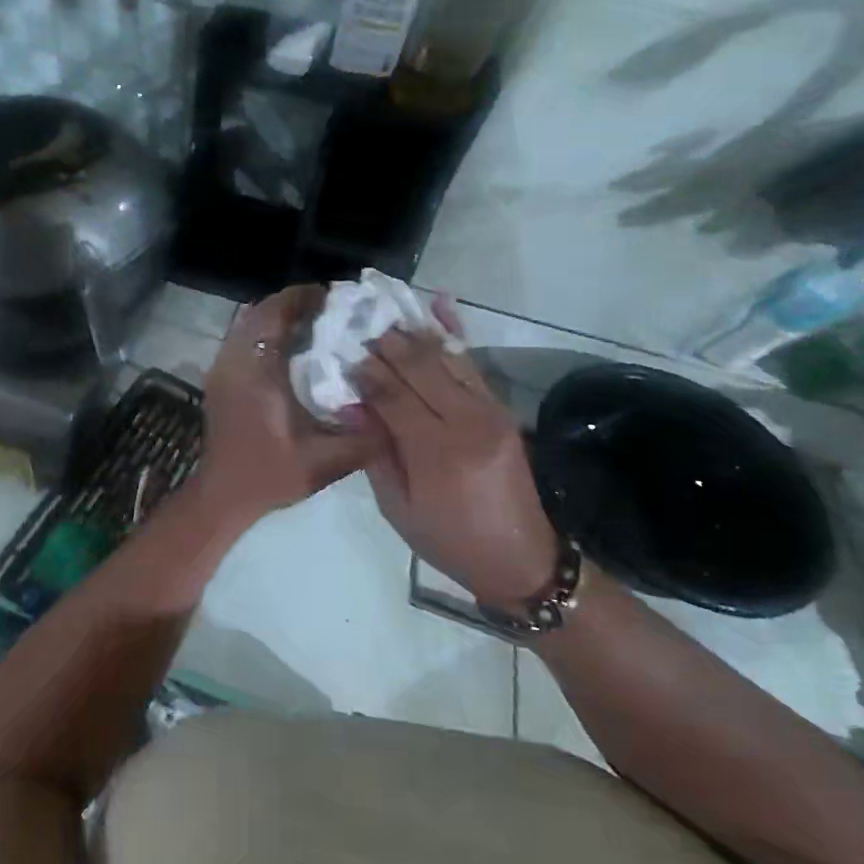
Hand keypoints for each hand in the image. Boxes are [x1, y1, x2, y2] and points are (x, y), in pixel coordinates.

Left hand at [192, 285, 379, 521]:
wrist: (222, 496)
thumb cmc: (269, 476)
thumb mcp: (325, 462)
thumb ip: (364, 437)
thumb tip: (396, 408)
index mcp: (257, 370)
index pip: (277, 311)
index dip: (307, 297)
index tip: (339, 299)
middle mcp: (234, 360)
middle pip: (262, 310)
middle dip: (297, 305)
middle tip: (334, 313)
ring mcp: (222, 368)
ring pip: (249, 324)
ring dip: (281, 319)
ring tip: (318, 328)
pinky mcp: (220, 380)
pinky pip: (244, 340)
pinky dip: (268, 335)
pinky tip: (294, 355)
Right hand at [354, 305, 560, 607]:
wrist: (520, 557)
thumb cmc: (448, 542)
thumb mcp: (399, 509)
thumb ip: (376, 453)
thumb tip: (352, 406)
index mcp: (436, 452)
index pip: (392, 395)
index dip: (366, 372)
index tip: (343, 353)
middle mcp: (466, 422)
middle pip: (420, 367)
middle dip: (388, 343)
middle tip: (359, 324)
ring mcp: (491, 411)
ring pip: (448, 357)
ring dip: (416, 333)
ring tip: (387, 313)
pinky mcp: (503, 410)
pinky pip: (474, 365)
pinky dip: (455, 334)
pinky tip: (440, 306)